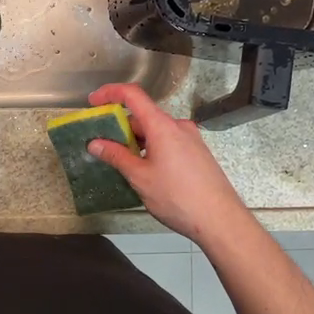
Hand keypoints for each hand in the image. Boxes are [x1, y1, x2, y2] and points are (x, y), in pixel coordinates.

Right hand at [86, 82, 252, 243]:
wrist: (220, 220)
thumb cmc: (176, 196)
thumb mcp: (140, 177)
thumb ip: (116, 156)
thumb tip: (95, 143)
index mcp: (162, 126)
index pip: (133, 95)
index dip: (110, 93)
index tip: (92, 102)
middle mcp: (178, 126)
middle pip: (143, 116)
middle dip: (120, 128)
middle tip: (102, 145)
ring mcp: (191, 139)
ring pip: (156, 132)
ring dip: (136, 141)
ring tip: (121, 163)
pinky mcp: (197, 153)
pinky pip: (168, 142)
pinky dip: (151, 149)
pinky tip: (145, 171)